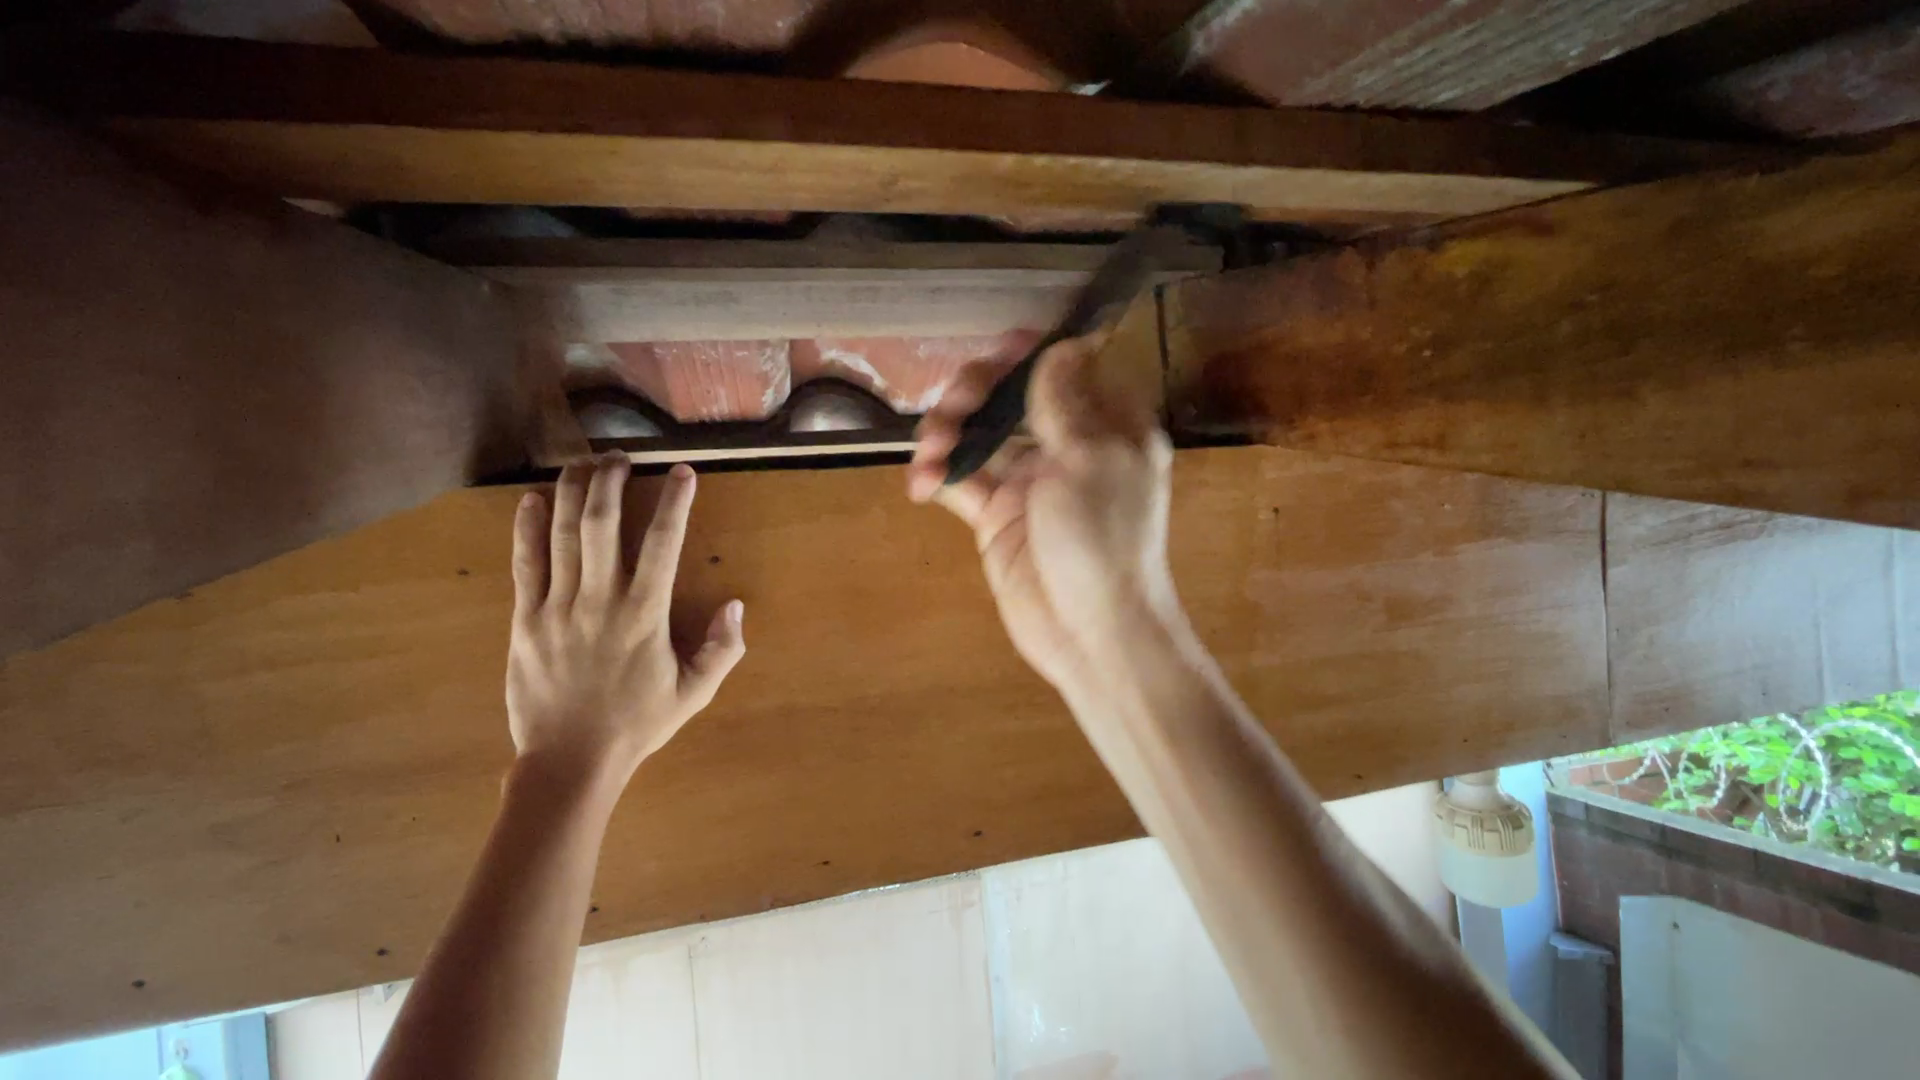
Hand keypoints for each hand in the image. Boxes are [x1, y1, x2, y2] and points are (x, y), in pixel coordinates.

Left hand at [506, 456, 745, 788]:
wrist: (570, 761)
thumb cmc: (637, 725)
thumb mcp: (694, 693)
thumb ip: (721, 650)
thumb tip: (736, 606)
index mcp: (644, 615)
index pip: (662, 544)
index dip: (674, 502)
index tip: (683, 471)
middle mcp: (600, 600)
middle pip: (601, 524)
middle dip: (611, 481)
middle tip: (621, 457)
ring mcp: (557, 607)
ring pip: (561, 535)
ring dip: (571, 492)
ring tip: (583, 464)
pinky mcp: (525, 620)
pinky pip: (524, 565)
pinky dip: (526, 529)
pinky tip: (531, 500)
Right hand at [906, 338, 1182, 692]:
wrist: (1090, 633)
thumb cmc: (1103, 540)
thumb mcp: (1091, 460)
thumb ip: (1065, 402)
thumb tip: (1064, 342)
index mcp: (1106, 425)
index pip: (1065, 367)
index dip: (1029, 354)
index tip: (998, 352)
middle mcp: (1066, 445)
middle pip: (1011, 395)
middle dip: (975, 393)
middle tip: (953, 409)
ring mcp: (1027, 480)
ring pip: (977, 433)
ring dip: (946, 432)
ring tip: (931, 453)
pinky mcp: (994, 514)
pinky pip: (959, 479)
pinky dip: (936, 475)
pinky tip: (921, 484)